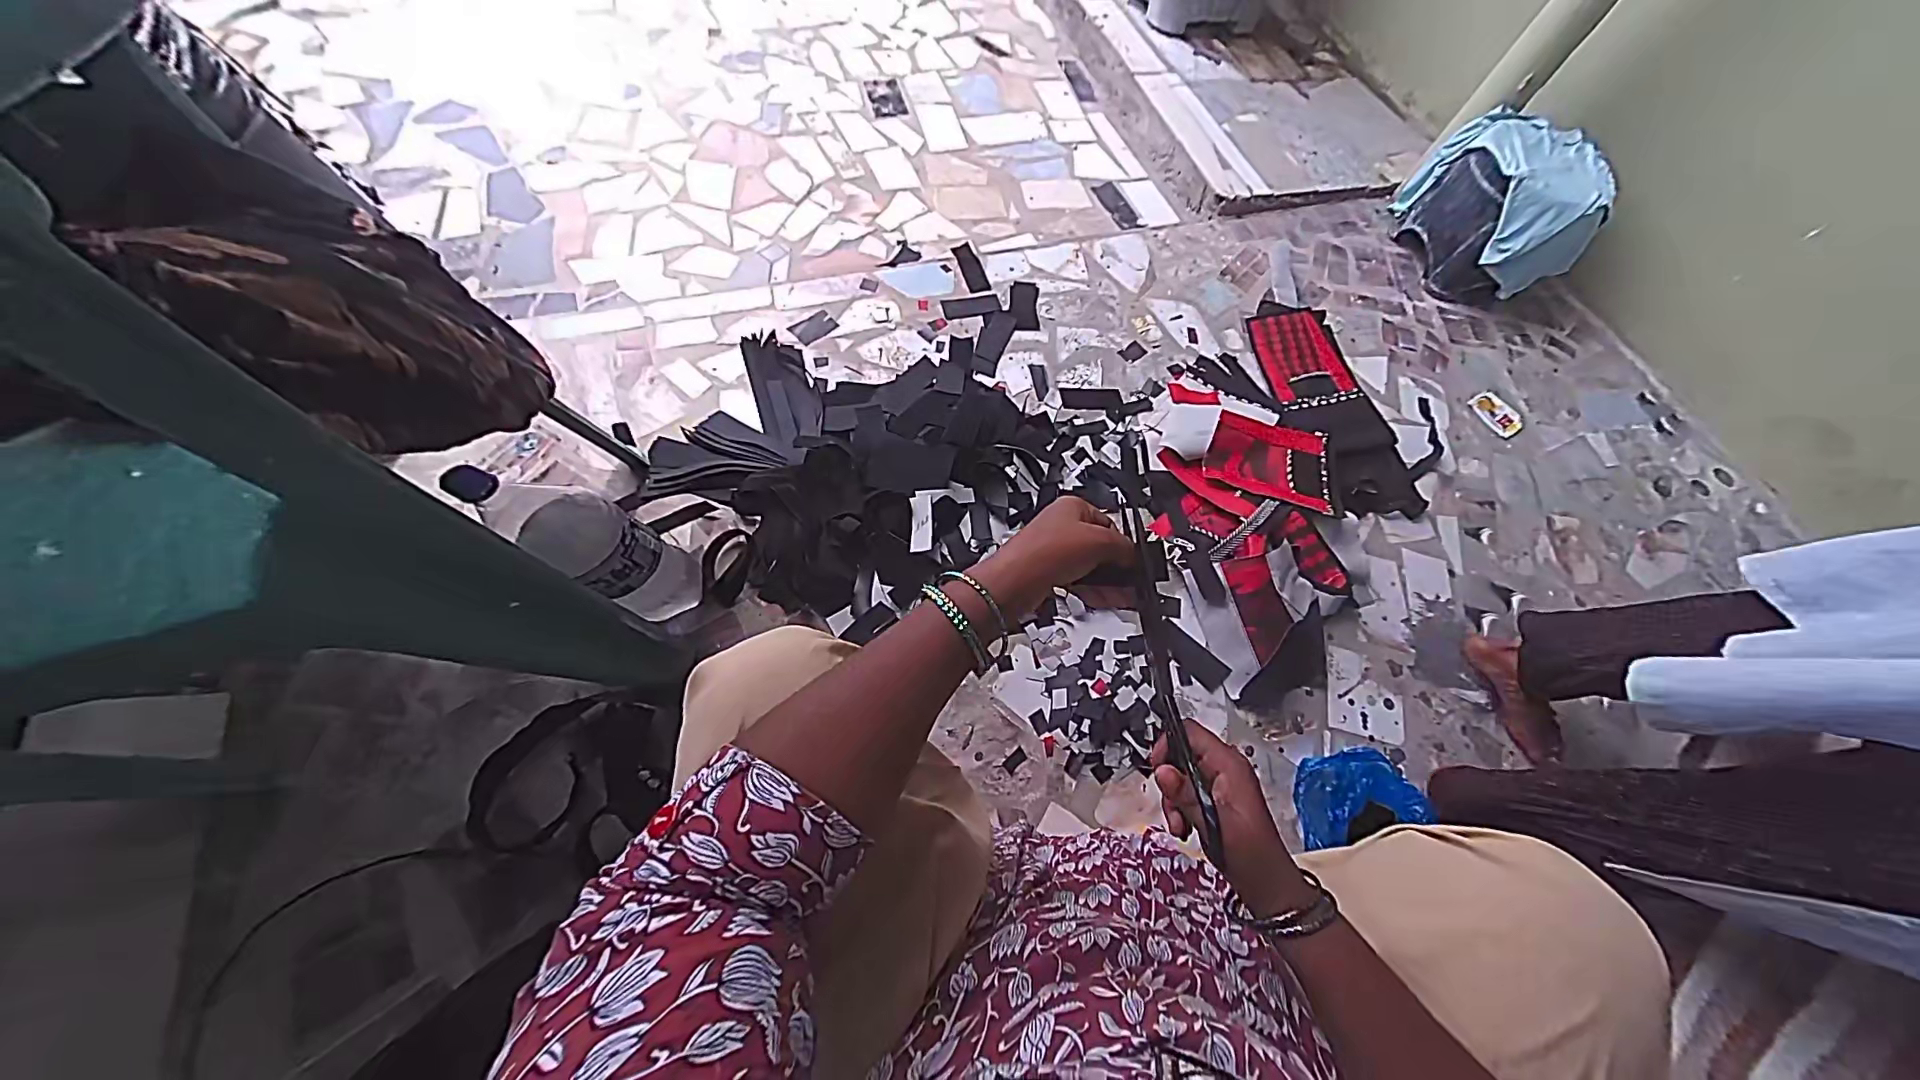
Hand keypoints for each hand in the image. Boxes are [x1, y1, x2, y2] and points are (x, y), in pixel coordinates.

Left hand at [970, 496, 1134, 616]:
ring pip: (1089, 567)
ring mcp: (1053, 553)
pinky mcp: (1047, 576)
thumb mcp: (1099, 541)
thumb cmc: (1043, 552)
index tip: (1136, 558)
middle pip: (1099, 547)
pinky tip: (1106, 599)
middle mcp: (1060, 527)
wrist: (1014, 584)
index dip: (1125, 541)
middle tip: (1133, 580)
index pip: (1109, 521)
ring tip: (1126, 595)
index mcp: (1072, 507)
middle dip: (1117, 566)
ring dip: (1108, 581)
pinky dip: (1093, 591)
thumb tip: (1134, 555)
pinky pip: (1078, 583)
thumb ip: (1123, 546)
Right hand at [1152, 721, 1316, 916]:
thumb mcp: (1213, 822)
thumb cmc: (1252, 856)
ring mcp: (1220, 783)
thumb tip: (1163, 770)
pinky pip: (1187, 791)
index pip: (1190, 731)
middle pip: (1181, 754)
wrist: (1267, 885)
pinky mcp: (1215, 798)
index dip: (1168, 745)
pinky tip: (1186, 826)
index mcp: (1229, 765)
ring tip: (1181, 822)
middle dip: (1169, 780)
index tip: (1158, 769)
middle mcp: (1225, 769)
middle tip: (1172, 804)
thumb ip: (1186, 794)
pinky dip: (1180, 808)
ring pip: (1180, 775)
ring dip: (1173, 799)